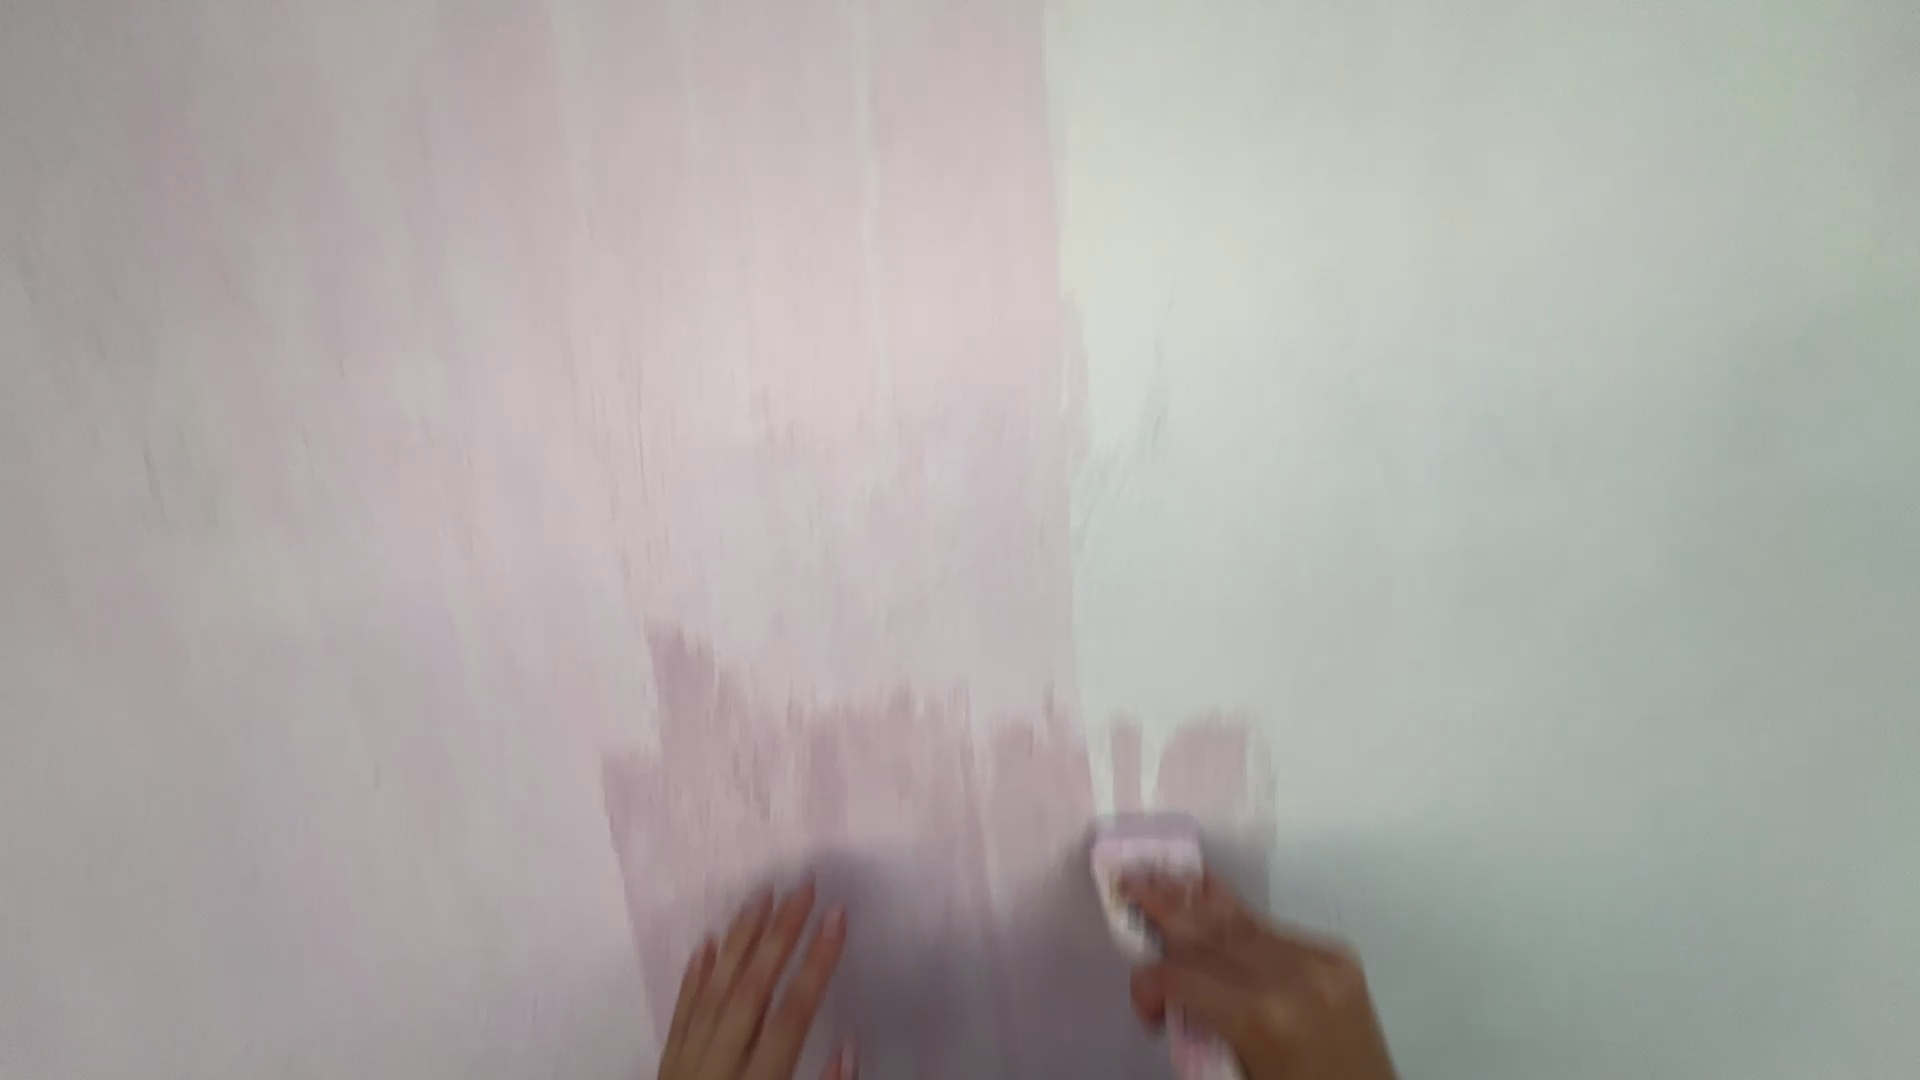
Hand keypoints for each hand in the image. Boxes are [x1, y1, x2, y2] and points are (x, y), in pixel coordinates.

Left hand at [657, 881, 854, 1079]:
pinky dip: (693, 978)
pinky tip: (707, 942)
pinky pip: (679, 1016)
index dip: (817, 962)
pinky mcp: (667, 1066)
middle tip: (804, 886)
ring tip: (761, 896)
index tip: (837, 913)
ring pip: (714, 992)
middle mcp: (719, 1066)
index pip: (792, 1014)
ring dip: (739, 940)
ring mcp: (687, 1065)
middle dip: (781, 933)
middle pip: (752, 990)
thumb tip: (850, 1044)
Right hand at [1123, 873, 1396, 1079]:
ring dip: (1196, 899)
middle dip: (1162, 902)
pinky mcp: (1334, 954)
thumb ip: (1202, 1018)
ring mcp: (1316, 959)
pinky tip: (1211, 905)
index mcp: (1260, 1016)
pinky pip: (1269, 930)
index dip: (1149, 981)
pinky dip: (1237, 925)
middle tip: (1129, 878)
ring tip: (1163, 873)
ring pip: (1237, 919)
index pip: (1182, 974)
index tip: (1145, 1005)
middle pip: (1206, 929)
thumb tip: (1170, 978)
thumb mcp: (1236, 1070)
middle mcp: (1289, 976)